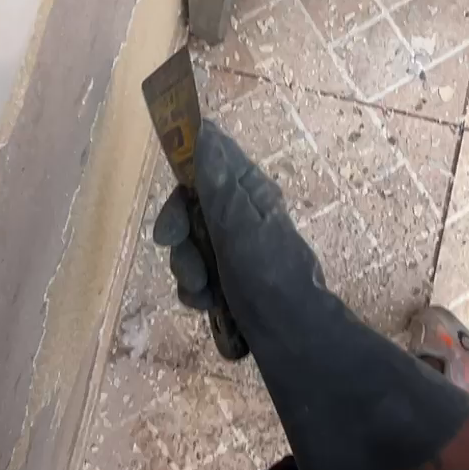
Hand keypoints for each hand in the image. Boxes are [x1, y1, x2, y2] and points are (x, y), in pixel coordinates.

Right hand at [148, 120, 468, 469]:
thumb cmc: (268, 277)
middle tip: (192, 272)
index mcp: (248, 189)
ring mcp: (235, 245)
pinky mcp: (231, 277)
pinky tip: (211, 309)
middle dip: (181, 242)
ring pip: (189, 245)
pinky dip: (199, 292)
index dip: (181, 182)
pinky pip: (198, 274)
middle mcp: (241, 211)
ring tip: (207, 298)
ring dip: (190, 274)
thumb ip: (215, 180)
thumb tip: (201, 129)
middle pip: (188, 208)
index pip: (204, 159)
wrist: (296, 340)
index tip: (172, 218)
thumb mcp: (237, 224)